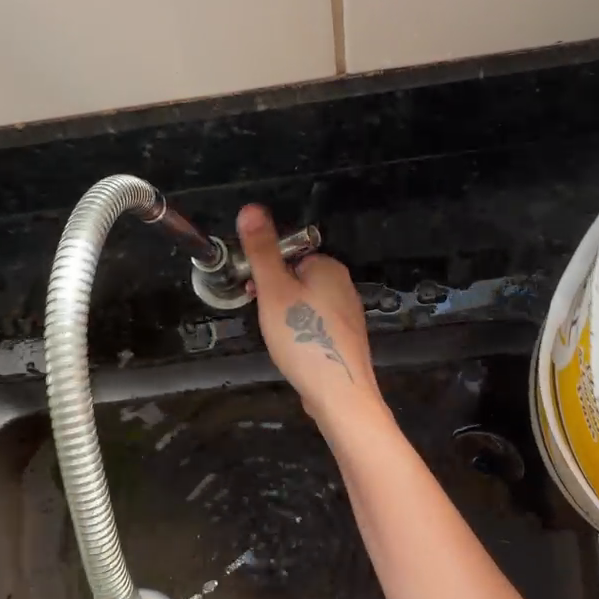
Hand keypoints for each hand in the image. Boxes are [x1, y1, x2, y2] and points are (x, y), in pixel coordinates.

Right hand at [238, 204, 380, 421]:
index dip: (268, 274)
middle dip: (276, 298)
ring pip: (305, 307)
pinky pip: (315, 328)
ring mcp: (347, 315)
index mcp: (328, 267)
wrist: (338, 391)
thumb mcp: (274, 289)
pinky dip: (302, 336)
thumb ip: (262, 250)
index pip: (290, 256)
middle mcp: (344, 286)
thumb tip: (250, 208)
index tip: (254, 293)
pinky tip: (295, 353)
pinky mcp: (345, 341)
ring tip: (280, 339)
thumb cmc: (303, 337)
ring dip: (287, 318)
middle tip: (266, 319)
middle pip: (297, 281)